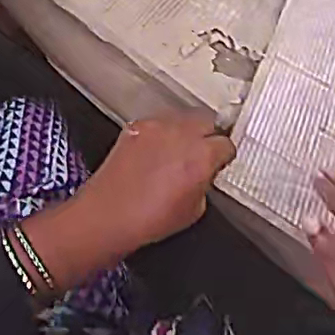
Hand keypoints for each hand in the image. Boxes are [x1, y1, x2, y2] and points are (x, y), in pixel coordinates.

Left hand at [21, 111, 234, 289]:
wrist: (108, 213)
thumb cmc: (147, 217)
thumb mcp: (195, 208)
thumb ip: (205, 180)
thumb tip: (204, 172)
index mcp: (201, 155)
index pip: (226, 143)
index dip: (224, 155)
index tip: (220, 162)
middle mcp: (179, 134)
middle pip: (206, 121)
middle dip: (208, 136)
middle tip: (203, 153)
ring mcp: (155, 127)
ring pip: (181, 117)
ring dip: (184, 130)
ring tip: (178, 151)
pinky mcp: (134, 127)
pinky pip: (157, 122)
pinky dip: (161, 132)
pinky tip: (156, 151)